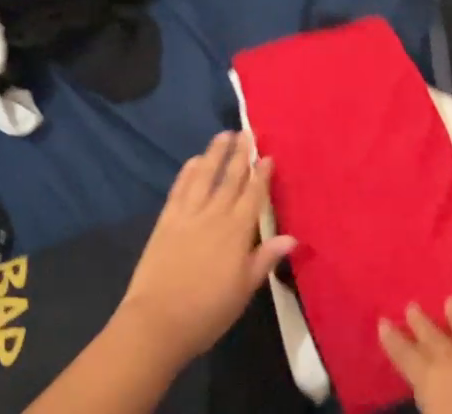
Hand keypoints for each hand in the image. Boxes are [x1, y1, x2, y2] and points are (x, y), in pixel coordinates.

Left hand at [116, 131, 295, 364]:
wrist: (159, 320)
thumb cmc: (208, 311)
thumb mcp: (244, 289)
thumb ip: (265, 258)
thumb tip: (292, 237)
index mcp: (237, 232)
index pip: (253, 195)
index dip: (261, 175)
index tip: (268, 155)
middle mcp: (214, 215)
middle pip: (230, 179)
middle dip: (240, 154)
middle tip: (248, 131)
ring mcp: (188, 215)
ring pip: (204, 176)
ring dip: (215, 154)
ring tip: (223, 134)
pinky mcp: (166, 220)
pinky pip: (180, 188)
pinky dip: (188, 172)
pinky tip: (194, 160)